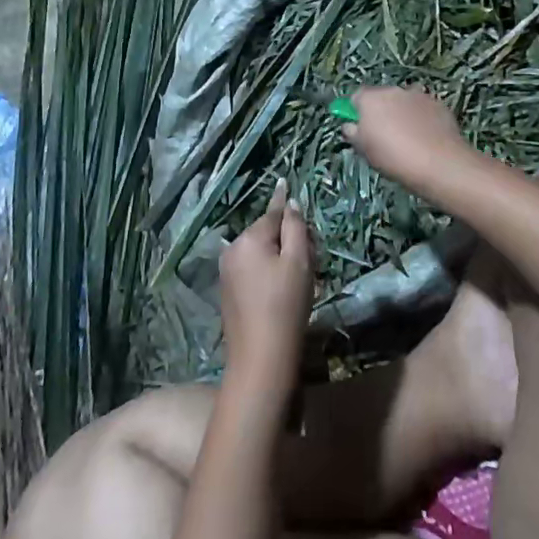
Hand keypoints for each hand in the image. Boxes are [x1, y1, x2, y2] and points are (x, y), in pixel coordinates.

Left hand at [219, 180, 312, 400]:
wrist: (261, 356)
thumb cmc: (286, 305)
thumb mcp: (299, 262)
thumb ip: (295, 228)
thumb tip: (290, 203)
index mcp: (248, 239)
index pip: (272, 213)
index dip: (284, 202)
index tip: (284, 182)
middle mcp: (231, 249)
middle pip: (265, 233)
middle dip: (286, 237)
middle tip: (312, 256)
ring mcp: (226, 272)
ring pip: (258, 252)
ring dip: (277, 255)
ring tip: (300, 276)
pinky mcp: (228, 292)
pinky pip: (251, 269)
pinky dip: (267, 271)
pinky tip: (281, 290)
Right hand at [342, 87, 471, 195]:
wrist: (439, 163)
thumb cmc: (393, 157)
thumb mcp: (363, 150)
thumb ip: (352, 133)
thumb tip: (350, 125)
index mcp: (371, 99)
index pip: (355, 97)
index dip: (355, 111)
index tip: (359, 127)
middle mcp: (394, 90)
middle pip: (381, 97)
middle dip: (380, 111)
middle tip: (383, 135)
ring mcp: (419, 95)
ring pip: (403, 101)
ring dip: (401, 112)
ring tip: (407, 137)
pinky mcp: (439, 104)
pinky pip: (423, 108)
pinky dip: (421, 118)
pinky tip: (425, 137)